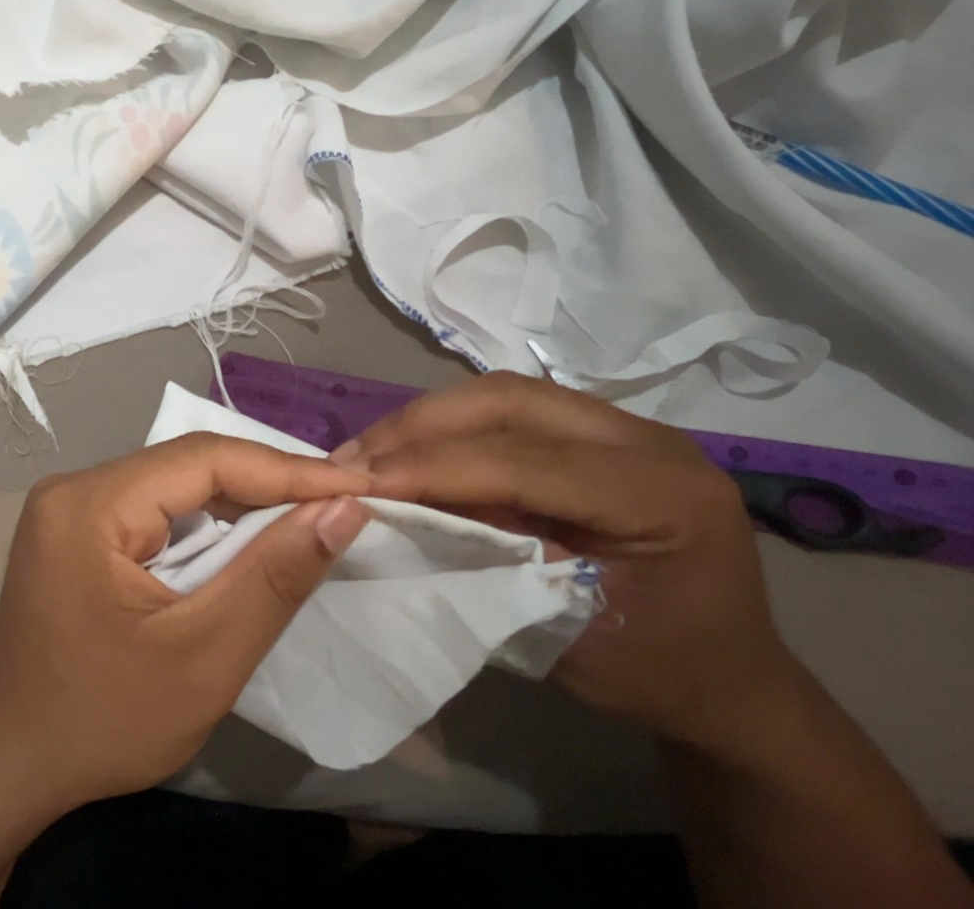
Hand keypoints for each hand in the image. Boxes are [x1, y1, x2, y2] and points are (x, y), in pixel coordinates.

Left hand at [0, 432, 370, 817]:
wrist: (16, 762)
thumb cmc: (106, 719)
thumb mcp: (205, 655)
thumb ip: (274, 577)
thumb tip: (342, 509)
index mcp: (88, 505)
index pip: (203, 459)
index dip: (289, 469)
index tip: (362, 486)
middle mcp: (70, 490)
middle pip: (184, 467)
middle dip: (267, 485)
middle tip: (344, 505)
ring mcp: (65, 512)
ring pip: (170, 488)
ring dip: (238, 507)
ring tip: (311, 520)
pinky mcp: (71, 535)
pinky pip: (149, 512)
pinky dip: (201, 529)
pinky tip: (244, 546)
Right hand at [340, 371, 798, 750]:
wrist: (726, 680)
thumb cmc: (650, 672)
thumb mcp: (563, 630)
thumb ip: (488, 561)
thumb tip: (397, 514)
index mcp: (663, 498)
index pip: (524, 461)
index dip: (432, 467)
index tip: (354, 484)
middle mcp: (652, 444)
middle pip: (509, 402)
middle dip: (418, 427)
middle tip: (349, 462)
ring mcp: (628, 430)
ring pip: (504, 394)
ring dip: (427, 420)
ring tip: (367, 455)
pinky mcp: (602, 434)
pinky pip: (512, 410)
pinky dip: (450, 427)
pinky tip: (410, 453)